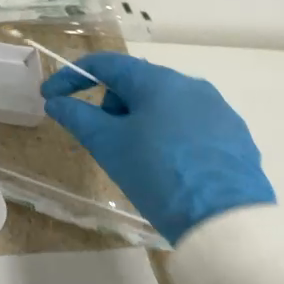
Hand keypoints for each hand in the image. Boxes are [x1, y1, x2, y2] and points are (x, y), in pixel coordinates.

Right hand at [41, 53, 273, 243]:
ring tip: (133, 156)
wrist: (223, 219)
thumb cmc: (156, 173)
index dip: (70, 77)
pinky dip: (167, 136)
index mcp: (159, 81)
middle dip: (108, 105)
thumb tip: (56, 101)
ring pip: (164, 105)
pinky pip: (189, 125)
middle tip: (97, 137)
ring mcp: (219, 110)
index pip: (105, 64)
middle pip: (136, 84)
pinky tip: (165, 166)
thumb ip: (77, 116)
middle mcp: (192, 86)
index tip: (49, 97)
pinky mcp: (235, 136)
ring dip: (138, 121)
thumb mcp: (107, 144)